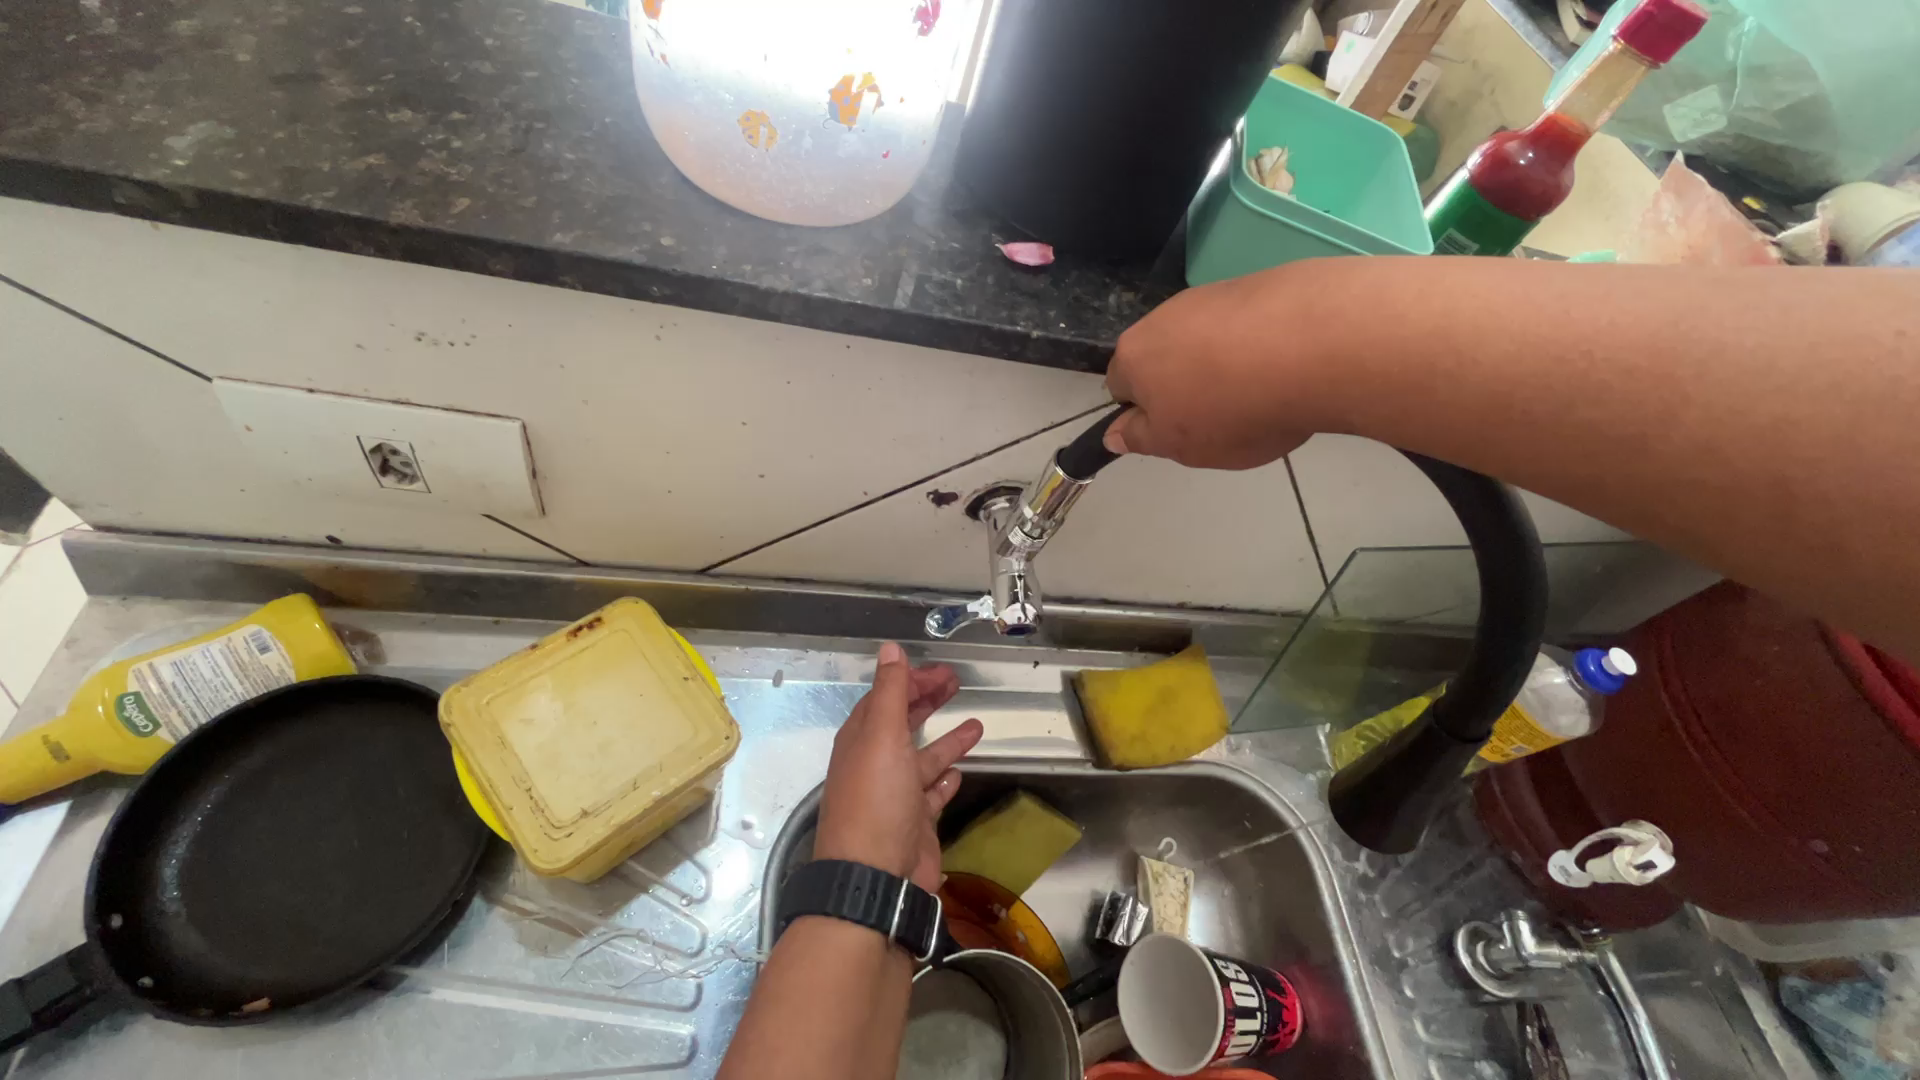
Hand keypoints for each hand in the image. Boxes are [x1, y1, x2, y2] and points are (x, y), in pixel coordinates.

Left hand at [815, 643, 983, 892]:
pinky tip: (960, 771)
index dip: (909, 680)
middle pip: (903, 723)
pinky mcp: (916, 825)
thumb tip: (890, 649)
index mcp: (862, 740)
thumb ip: (889, 691)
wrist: (875, 880)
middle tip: (955, 683)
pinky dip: (945, 780)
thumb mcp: (881, 735)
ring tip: (976, 724)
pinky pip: (931, 794)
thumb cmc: (876, 800)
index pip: (884, 699)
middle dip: (926, 701)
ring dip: (946, 740)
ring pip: (923, 758)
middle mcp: (875, 764)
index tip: (940, 671)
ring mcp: (896, 797)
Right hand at [1103, 265, 1337, 469]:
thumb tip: (1114, 433)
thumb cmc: (1233, 409)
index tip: (1180, 432)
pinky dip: (1258, 344)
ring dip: (1222, 364)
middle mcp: (1164, 316)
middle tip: (1220, 418)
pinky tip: (1287, 366)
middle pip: (1163, 357)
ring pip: (1204, 339)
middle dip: (1184, 385)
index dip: (1146, 414)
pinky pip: (1246, 324)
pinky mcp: (1258, 284)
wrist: (1317, 343)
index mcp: (1134, 357)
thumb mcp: (1181, 446)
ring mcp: (1212, 295)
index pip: (1120, 386)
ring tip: (1261, 391)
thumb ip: (1142, 438)